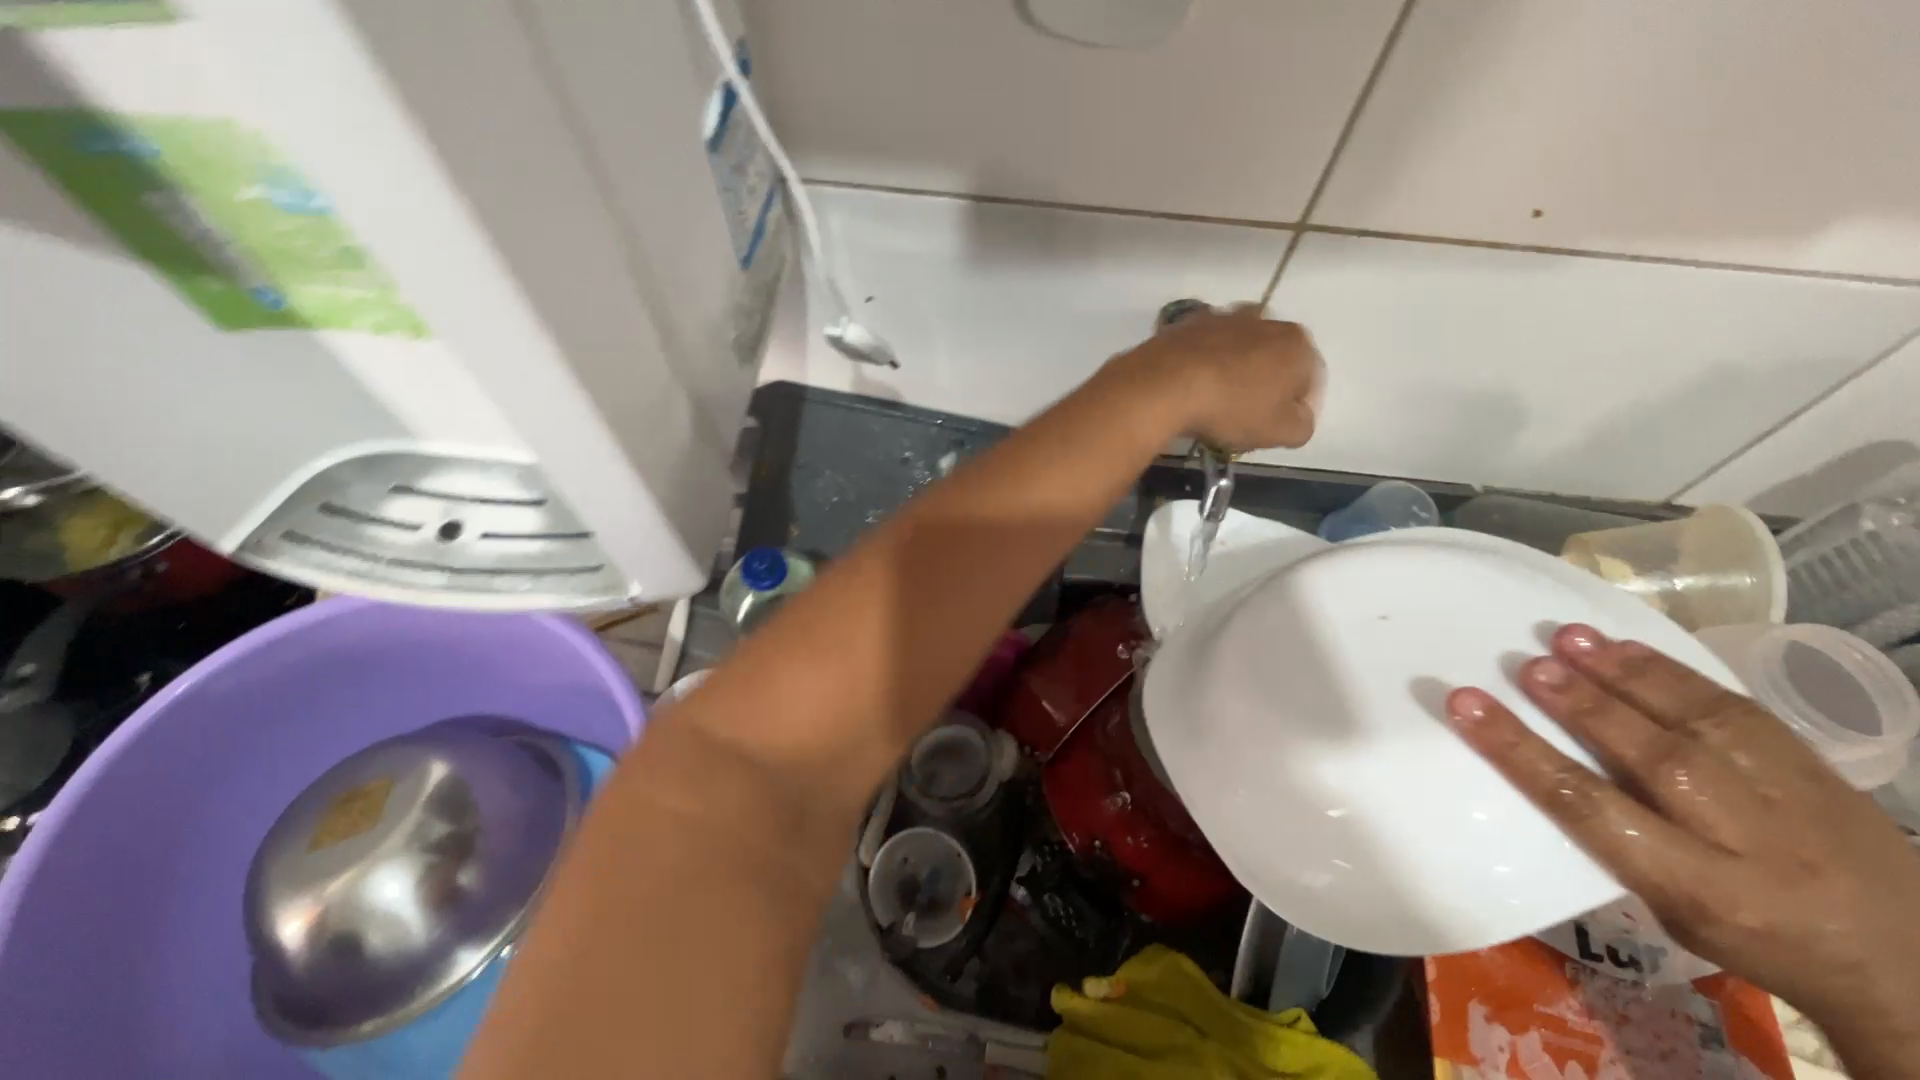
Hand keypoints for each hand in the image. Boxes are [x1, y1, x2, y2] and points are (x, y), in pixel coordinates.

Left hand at [1109, 306, 1323, 451]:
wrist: (1165, 384)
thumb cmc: (1232, 408)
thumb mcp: (1281, 432)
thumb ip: (1302, 425)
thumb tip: (1298, 416)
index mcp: (1297, 343)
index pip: (1309, 380)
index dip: (1295, 409)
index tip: (1274, 429)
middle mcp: (1264, 320)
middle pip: (1273, 360)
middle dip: (1265, 385)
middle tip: (1245, 416)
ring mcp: (1222, 317)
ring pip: (1238, 350)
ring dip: (1233, 371)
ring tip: (1215, 402)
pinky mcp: (1186, 324)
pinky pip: (1204, 349)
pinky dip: (1202, 364)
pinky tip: (1190, 388)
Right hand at [1447, 625, 1919, 1072]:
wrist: (1905, 952)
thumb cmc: (1760, 941)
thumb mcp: (1678, 915)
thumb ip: (1622, 845)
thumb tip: (1552, 772)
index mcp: (1700, 887)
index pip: (1590, 809)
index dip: (1522, 754)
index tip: (1468, 709)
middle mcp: (1744, 834)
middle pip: (1649, 757)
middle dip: (1582, 707)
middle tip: (1526, 667)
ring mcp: (1787, 791)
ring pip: (1697, 720)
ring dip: (1625, 674)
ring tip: (1566, 638)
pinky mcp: (1811, 759)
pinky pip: (1736, 705)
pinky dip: (1675, 672)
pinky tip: (1630, 648)